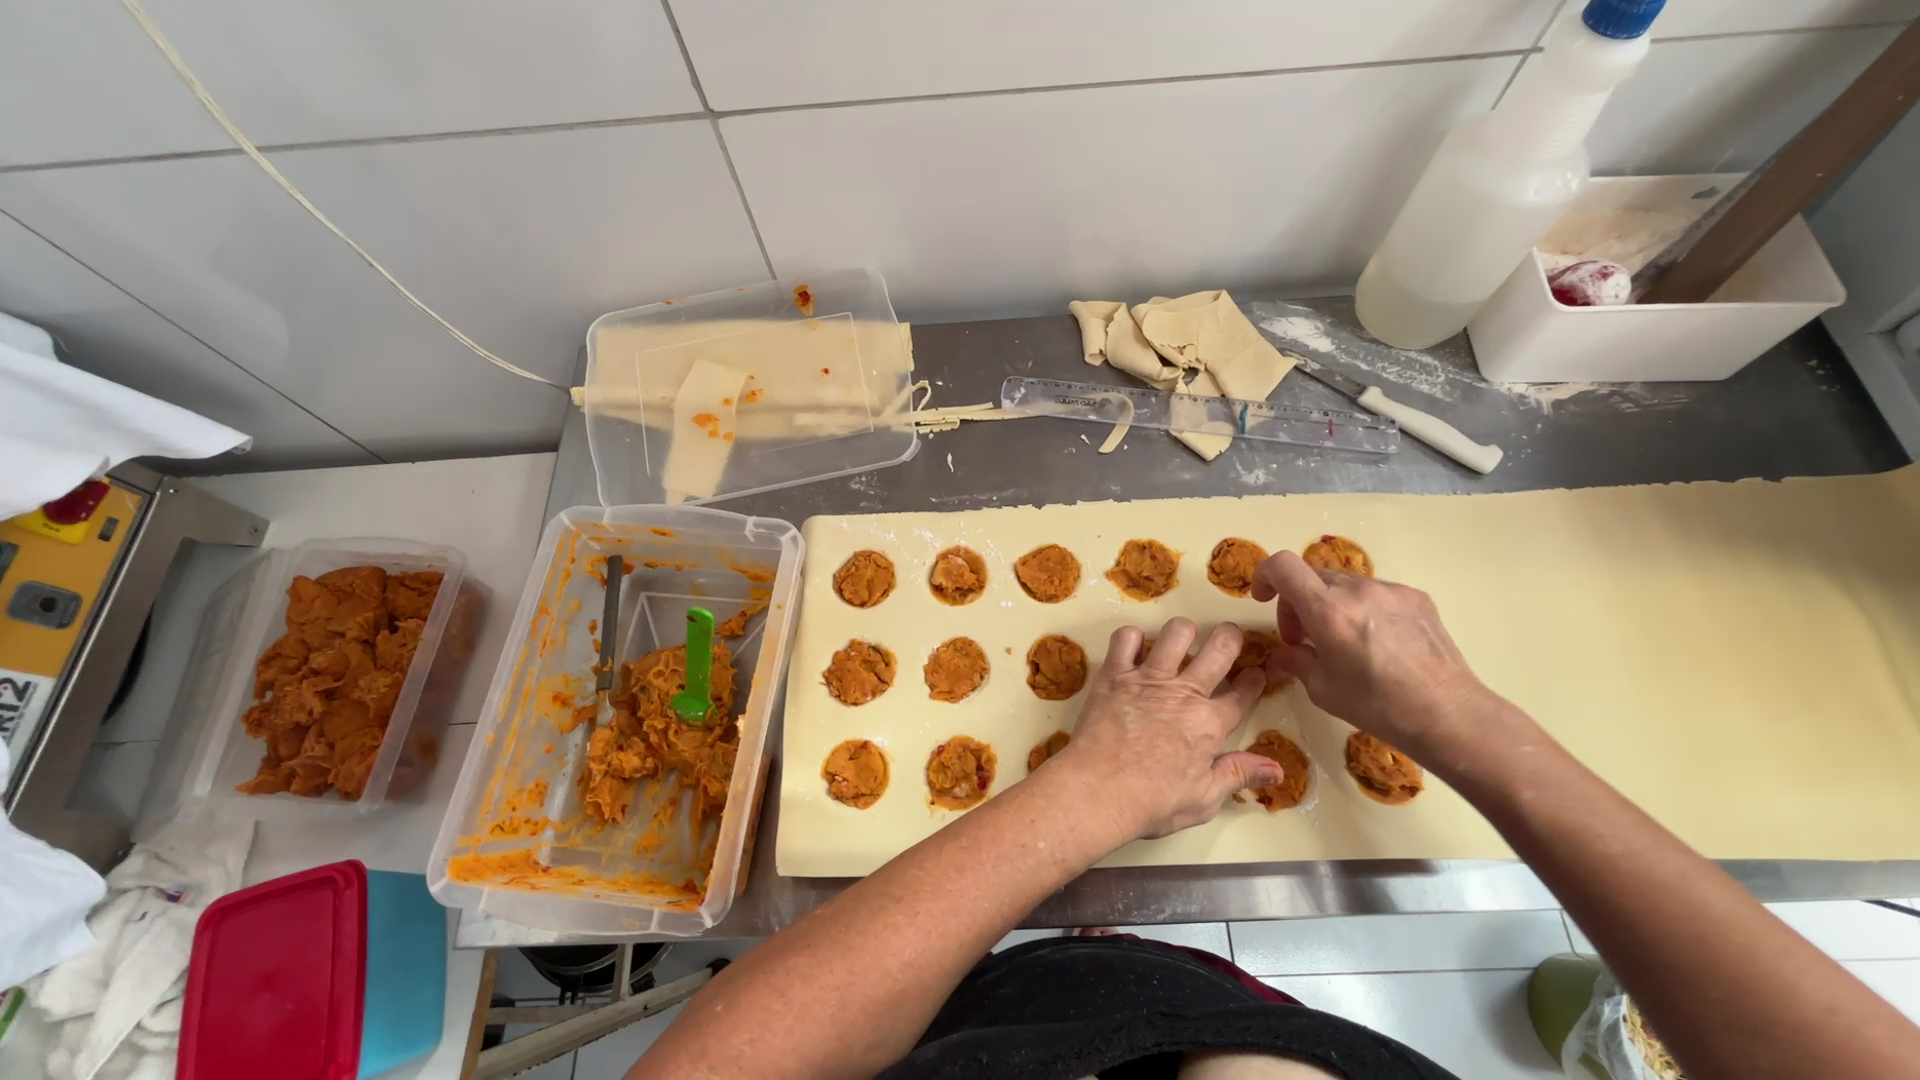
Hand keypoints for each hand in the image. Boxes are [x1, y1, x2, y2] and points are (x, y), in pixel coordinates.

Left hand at [1047, 618, 1281, 841]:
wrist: (1099, 790)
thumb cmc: (1152, 803)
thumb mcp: (1204, 800)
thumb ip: (1238, 775)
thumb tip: (1276, 769)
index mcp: (1209, 724)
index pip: (1243, 694)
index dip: (1254, 680)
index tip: (1257, 672)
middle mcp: (1184, 693)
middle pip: (1219, 649)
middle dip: (1231, 637)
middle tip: (1230, 636)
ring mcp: (1148, 679)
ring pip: (1177, 633)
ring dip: (1184, 632)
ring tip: (1183, 638)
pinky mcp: (1115, 675)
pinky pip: (1126, 638)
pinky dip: (1132, 638)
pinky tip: (1135, 648)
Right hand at [1251, 552, 1496, 760]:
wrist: (1449, 714)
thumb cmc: (1378, 706)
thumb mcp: (1323, 689)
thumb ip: (1296, 662)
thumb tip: (1284, 655)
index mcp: (1329, 611)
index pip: (1283, 565)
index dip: (1265, 575)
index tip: (1264, 598)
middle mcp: (1358, 591)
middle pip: (1311, 576)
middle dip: (1296, 603)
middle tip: (1303, 639)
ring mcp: (1391, 591)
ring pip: (1344, 585)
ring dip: (1329, 605)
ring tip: (1341, 642)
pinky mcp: (1417, 598)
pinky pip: (1375, 594)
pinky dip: (1361, 609)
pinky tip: (1376, 643)